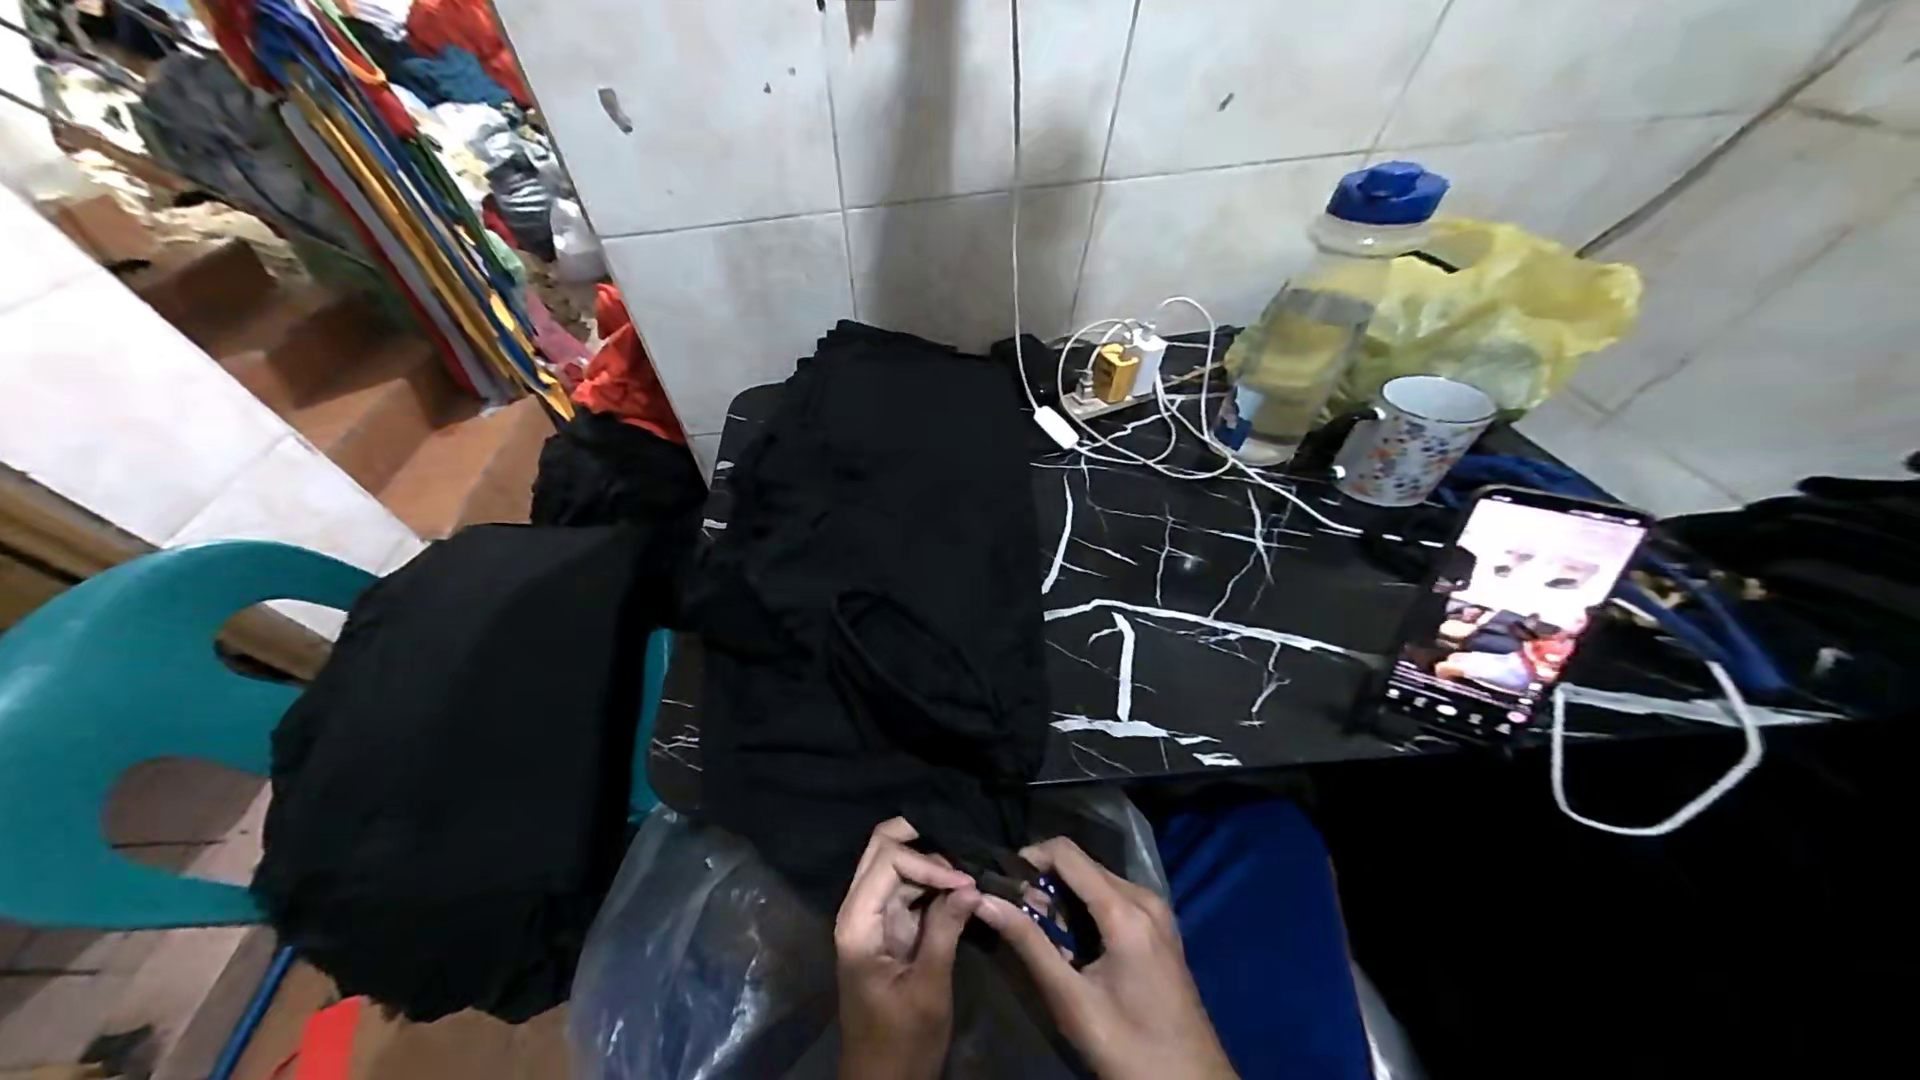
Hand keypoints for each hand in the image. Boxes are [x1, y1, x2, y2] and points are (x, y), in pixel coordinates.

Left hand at [835, 818, 981, 1079]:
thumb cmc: (902, 1043)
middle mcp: (858, 910)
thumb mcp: (929, 988)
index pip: (887, 861)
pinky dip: (930, 880)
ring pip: (893, 863)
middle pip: (881, 849)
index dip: (928, 863)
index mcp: (858, 923)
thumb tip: (970, 886)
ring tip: (965, 868)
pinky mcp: (888, 928)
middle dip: (919, 840)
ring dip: (928, 860)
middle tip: (960, 847)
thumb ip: (946, 930)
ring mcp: (872, 917)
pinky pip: (906, 887)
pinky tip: (957, 883)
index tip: (965, 882)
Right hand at [976, 837, 1236, 1079]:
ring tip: (1044, 936)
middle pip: (1080, 863)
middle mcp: (1144, 897)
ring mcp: (1156, 910)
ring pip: (1095, 878)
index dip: (1029, 858)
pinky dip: (1085, 907)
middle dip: (1044, 882)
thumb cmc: (1130, 1050)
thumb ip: (1028, 944)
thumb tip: (985, 901)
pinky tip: (1074, 944)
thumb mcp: (1072, 1001)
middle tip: (1020, 919)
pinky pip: (1112, 896)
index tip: (1004, 886)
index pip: (1066, 852)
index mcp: (1126, 910)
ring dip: (1063, 897)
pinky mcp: (1158, 925)